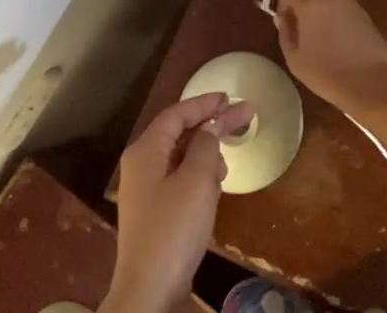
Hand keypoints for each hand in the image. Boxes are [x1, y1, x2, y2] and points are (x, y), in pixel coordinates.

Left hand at [102, 92, 252, 312]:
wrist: (149, 290)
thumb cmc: (173, 228)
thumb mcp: (196, 181)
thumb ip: (205, 146)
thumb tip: (210, 127)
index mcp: (146, 151)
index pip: (177, 114)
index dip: (204, 103)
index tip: (230, 97)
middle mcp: (142, 164)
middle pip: (179, 133)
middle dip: (211, 125)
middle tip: (244, 117)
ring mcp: (146, 189)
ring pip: (181, 157)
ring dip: (205, 155)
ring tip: (225, 165)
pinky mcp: (155, 211)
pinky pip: (180, 180)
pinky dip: (199, 177)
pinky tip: (214, 186)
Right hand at [274, 0, 386, 114]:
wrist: (370, 82)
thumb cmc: (326, 73)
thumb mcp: (295, 59)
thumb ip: (286, 33)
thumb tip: (284, 19)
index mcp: (311, 4)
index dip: (284, 2)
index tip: (284, 21)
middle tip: (302, 13)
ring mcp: (352, 4)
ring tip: (318, 24)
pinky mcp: (365, 15)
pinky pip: (345, 2)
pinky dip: (337, 9)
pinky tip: (335, 32)